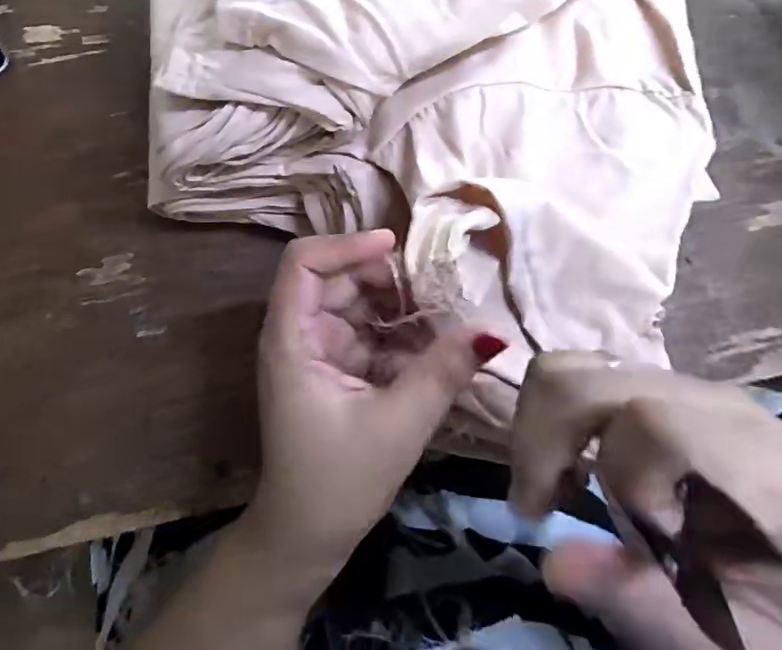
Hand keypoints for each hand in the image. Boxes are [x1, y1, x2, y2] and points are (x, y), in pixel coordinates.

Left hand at [134, 231, 503, 649]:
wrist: (304, 537)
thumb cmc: (338, 481)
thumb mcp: (397, 425)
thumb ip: (441, 373)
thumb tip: (490, 331)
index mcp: (291, 338)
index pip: (304, 263)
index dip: (346, 244)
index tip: (394, 246)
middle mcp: (297, 333)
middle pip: (336, 278)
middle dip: (384, 278)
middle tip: (435, 291)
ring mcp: (314, 349)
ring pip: (354, 303)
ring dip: (395, 306)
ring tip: (440, 316)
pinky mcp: (333, 367)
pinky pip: (365, 332)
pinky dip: (395, 333)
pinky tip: (429, 345)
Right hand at [510, 353, 781, 649]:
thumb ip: (653, 610)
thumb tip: (554, 565)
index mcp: (764, 466)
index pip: (658, 424)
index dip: (625, 478)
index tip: (637, 543)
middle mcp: (719, 404)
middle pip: (594, 381)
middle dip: (544, 444)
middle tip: (534, 511)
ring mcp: (685, 386)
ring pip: (574, 367)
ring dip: (540, 428)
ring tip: (550, 489)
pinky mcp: (660, 386)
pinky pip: (584, 376)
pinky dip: (555, 418)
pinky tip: (571, 468)